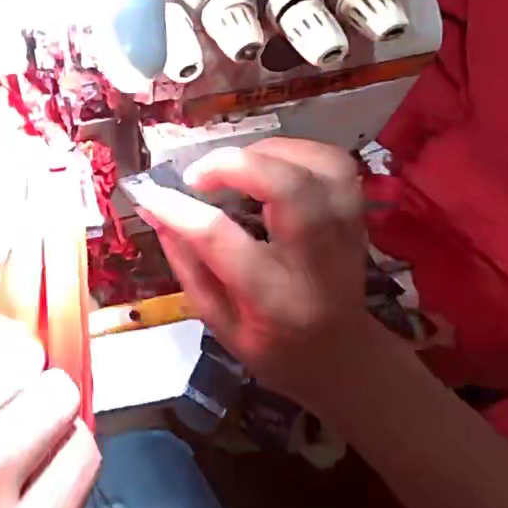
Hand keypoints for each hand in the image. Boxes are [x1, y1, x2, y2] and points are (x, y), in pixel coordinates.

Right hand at [0, 318, 99, 507]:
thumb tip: (6, 335)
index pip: (1, 336)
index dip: (0, 349)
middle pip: (41, 373)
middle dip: (26, 380)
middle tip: (8, 402)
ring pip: (69, 419)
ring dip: (49, 421)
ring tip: (25, 438)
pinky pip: (78, 480)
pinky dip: (61, 466)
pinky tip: (34, 477)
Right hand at [132, 138, 379, 409]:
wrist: (342, 357)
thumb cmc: (270, 345)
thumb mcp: (216, 320)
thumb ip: (186, 261)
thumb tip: (154, 207)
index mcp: (274, 300)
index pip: (221, 239)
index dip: (178, 208)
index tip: (150, 194)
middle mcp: (317, 262)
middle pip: (290, 190)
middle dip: (235, 166)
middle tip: (198, 175)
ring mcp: (346, 234)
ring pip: (319, 167)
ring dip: (266, 153)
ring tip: (233, 166)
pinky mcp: (357, 215)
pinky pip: (333, 162)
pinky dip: (295, 151)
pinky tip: (267, 163)